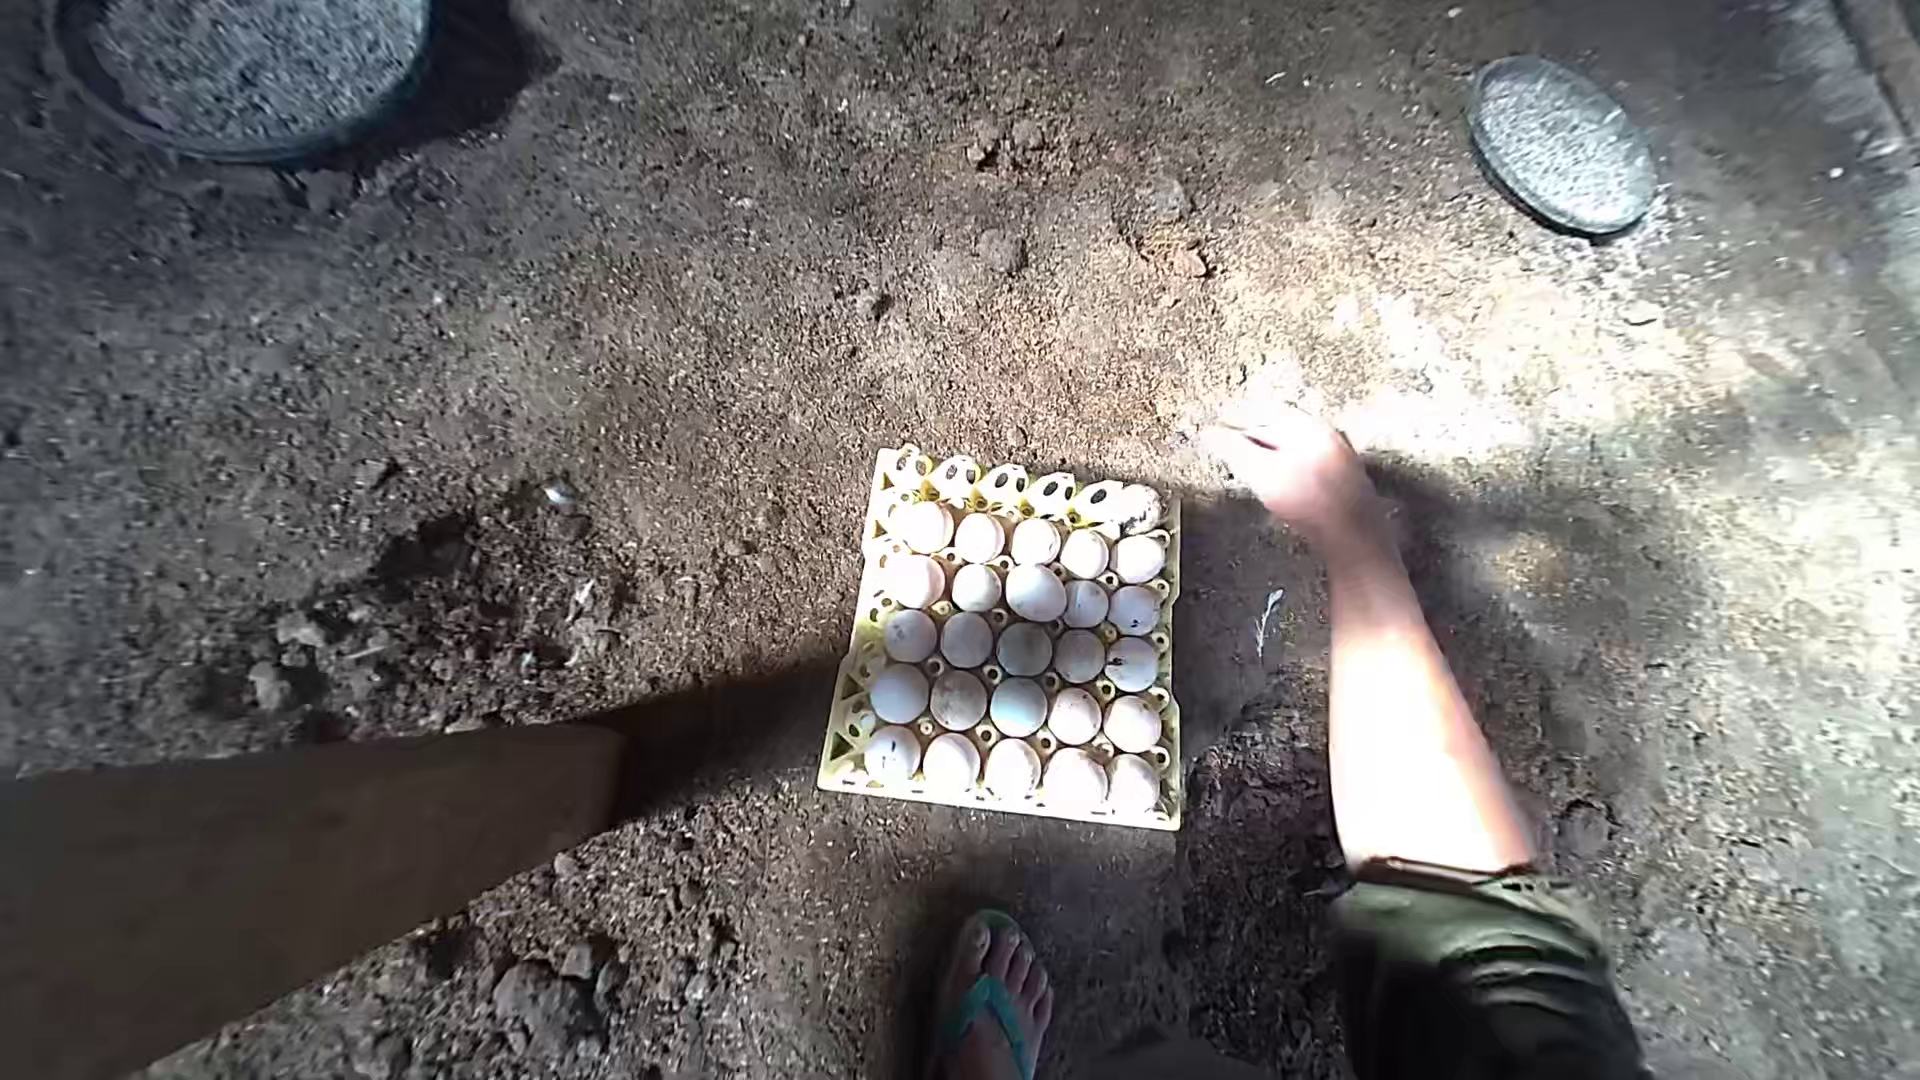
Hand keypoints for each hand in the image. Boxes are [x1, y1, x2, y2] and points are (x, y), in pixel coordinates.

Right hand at [1201, 406, 1381, 545]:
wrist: (1349, 535)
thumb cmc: (1306, 498)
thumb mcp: (1260, 470)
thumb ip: (1233, 449)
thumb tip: (1209, 433)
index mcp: (1311, 428)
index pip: (1267, 414)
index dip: (1239, 419)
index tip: (1220, 423)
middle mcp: (1328, 439)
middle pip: (1282, 432)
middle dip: (1254, 437)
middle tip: (1230, 444)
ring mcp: (1337, 462)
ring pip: (1293, 451)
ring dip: (1268, 455)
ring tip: (1248, 464)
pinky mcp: (1339, 485)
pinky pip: (1303, 468)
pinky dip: (1283, 470)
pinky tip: (1275, 484)